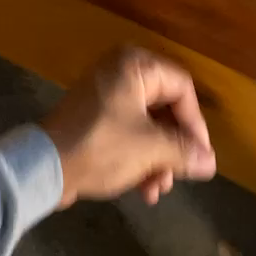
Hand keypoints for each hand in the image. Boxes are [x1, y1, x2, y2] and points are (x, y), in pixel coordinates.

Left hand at [41, 47, 217, 206]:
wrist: (45, 164)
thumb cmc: (101, 146)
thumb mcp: (149, 148)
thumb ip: (183, 151)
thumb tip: (210, 162)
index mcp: (135, 65)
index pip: (181, 87)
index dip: (196, 124)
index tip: (201, 156)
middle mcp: (121, 70)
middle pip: (165, 106)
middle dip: (174, 146)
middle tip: (180, 175)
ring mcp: (106, 92)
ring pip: (147, 122)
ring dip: (158, 156)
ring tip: (157, 189)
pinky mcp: (94, 114)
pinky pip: (128, 129)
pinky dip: (139, 155)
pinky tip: (143, 188)